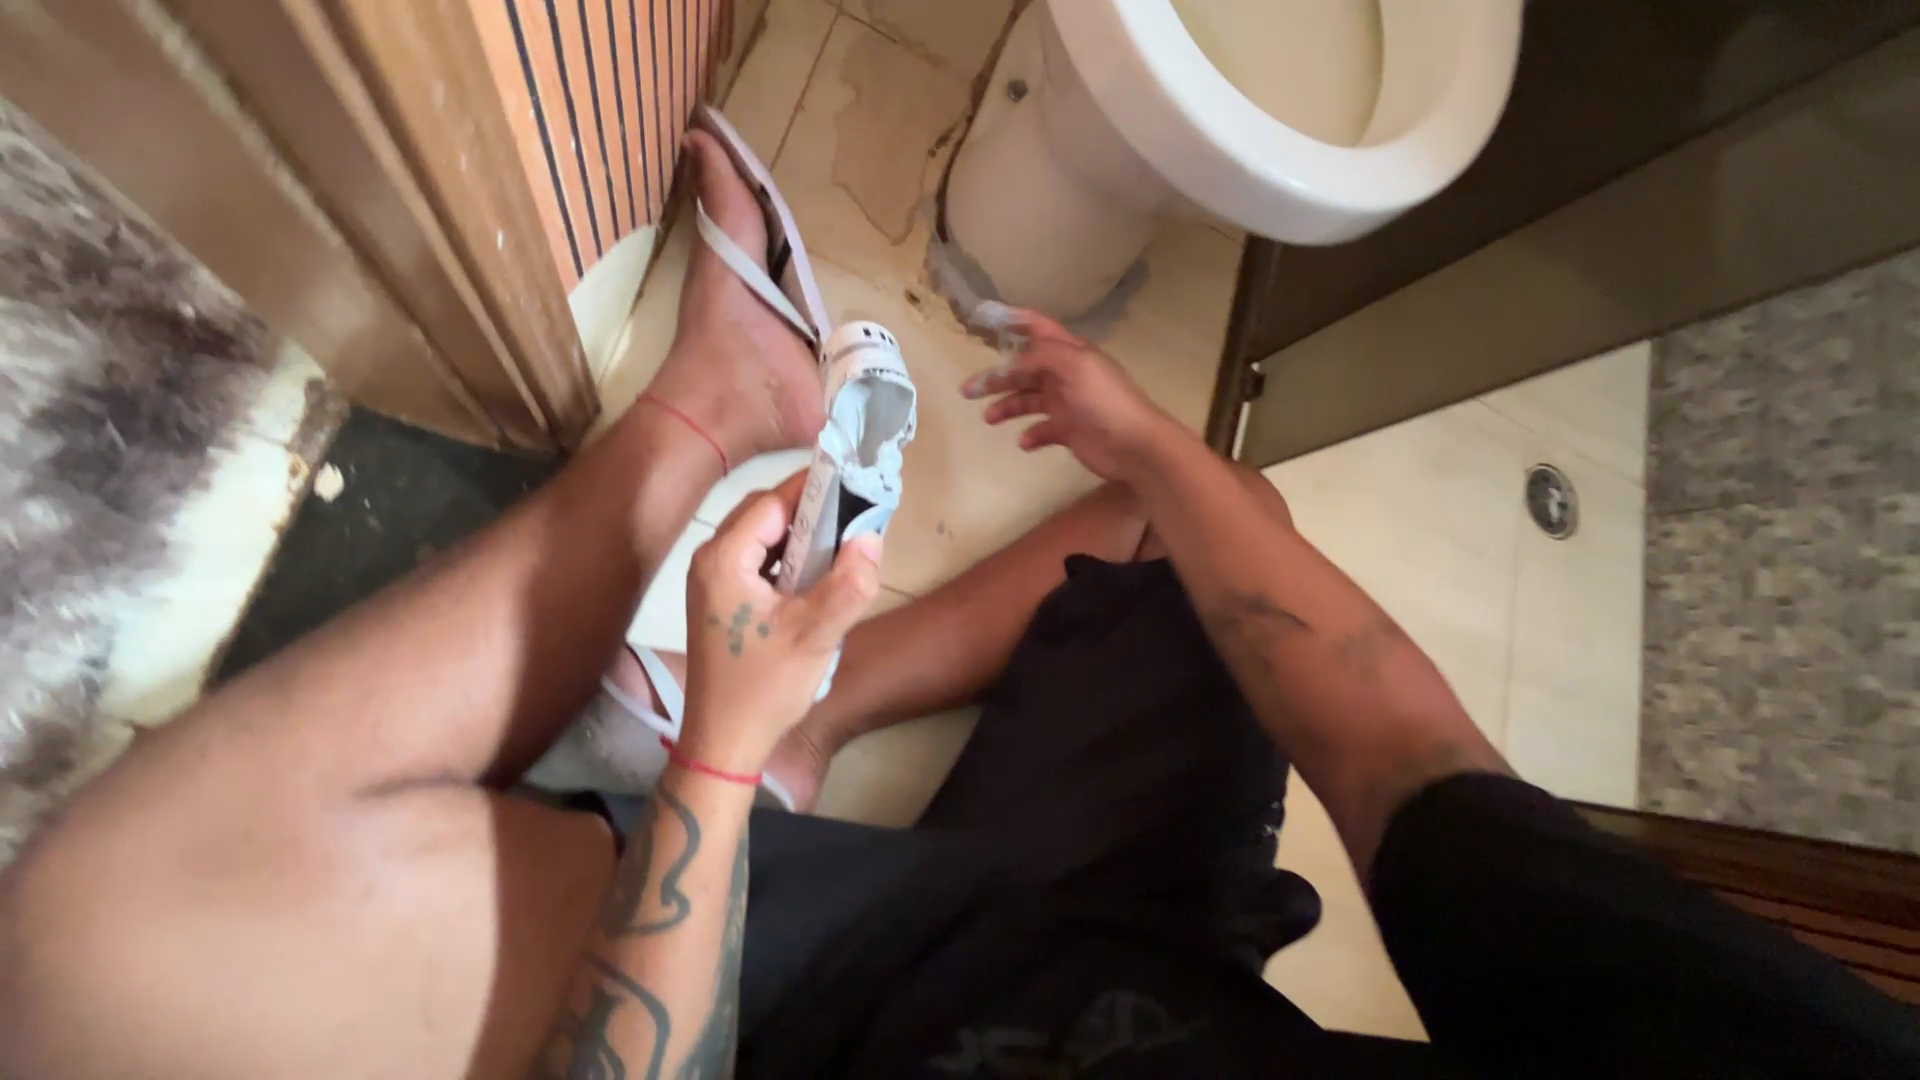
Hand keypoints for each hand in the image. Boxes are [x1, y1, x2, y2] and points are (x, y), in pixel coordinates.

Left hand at [679, 474, 881, 774]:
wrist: (724, 742)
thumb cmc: (764, 688)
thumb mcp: (815, 636)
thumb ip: (848, 585)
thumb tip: (871, 538)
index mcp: (723, 560)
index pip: (772, 503)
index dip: (814, 490)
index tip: (855, 483)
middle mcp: (710, 562)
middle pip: (764, 515)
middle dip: (810, 510)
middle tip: (854, 512)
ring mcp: (712, 583)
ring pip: (763, 538)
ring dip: (802, 535)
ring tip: (843, 538)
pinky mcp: (722, 602)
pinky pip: (759, 562)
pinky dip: (790, 558)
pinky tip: (818, 573)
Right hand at [962, 308, 1176, 480]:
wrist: (1134, 445)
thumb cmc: (1105, 400)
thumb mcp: (1074, 366)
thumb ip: (1039, 357)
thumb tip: (1008, 363)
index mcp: (1070, 353)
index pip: (1038, 328)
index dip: (1013, 320)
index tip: (984, 317)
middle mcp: (1066, 375)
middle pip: (1023, 369)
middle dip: (996, 377)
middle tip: (968, 391)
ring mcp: (1067, 403)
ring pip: (1027, 400)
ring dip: (1007, 407)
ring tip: (990, 419)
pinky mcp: (1068, 431)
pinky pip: (1041, 430)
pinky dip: (1030, 435)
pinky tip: (1025, 442)